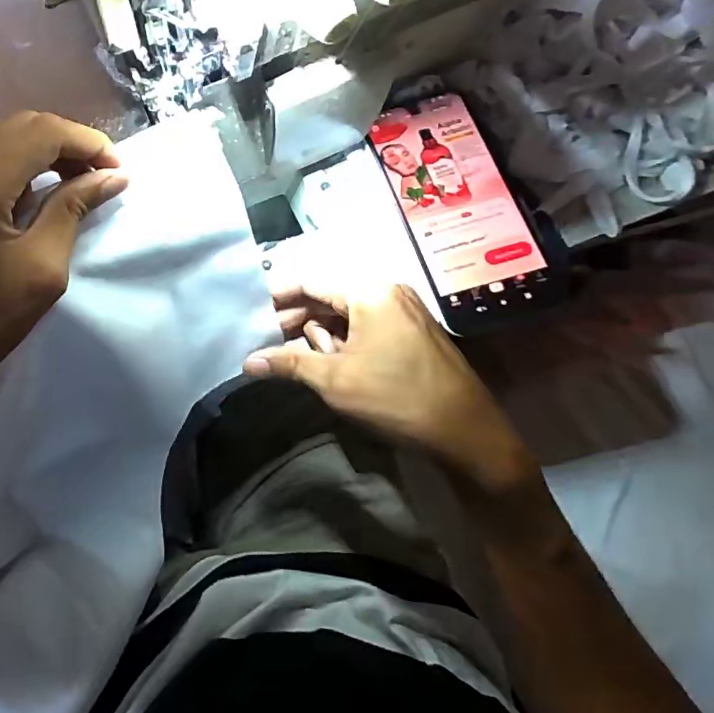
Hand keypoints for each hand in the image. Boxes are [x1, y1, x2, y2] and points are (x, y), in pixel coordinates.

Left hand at [0, 111, 128, 424]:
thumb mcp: (43, 268)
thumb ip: (73, 209)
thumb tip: (110, 176)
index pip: (39, 133)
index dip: (84, 142)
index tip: (114, 168)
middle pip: (14, 130)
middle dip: (63, 145)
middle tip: (96, 176)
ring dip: (33, 157)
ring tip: (65, 187)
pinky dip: (2, 171)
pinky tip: (20, 201)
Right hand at [246, 284, 540, 496]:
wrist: (465, 431)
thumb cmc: (395, 398)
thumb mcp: (335, 381)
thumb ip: (289, 363)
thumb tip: (248, 361)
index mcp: (370, 292)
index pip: (311, 281)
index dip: (279, 297)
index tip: (253, 312)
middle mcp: (388, 291)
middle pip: (329, 295)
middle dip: (299, 318)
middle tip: (269, 340)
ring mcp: (404, 310)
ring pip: (347, 312)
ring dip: (322, 333)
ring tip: (301, 358)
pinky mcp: (412, 330)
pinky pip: (367, 324)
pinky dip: (345, 339)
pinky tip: (331, 361)